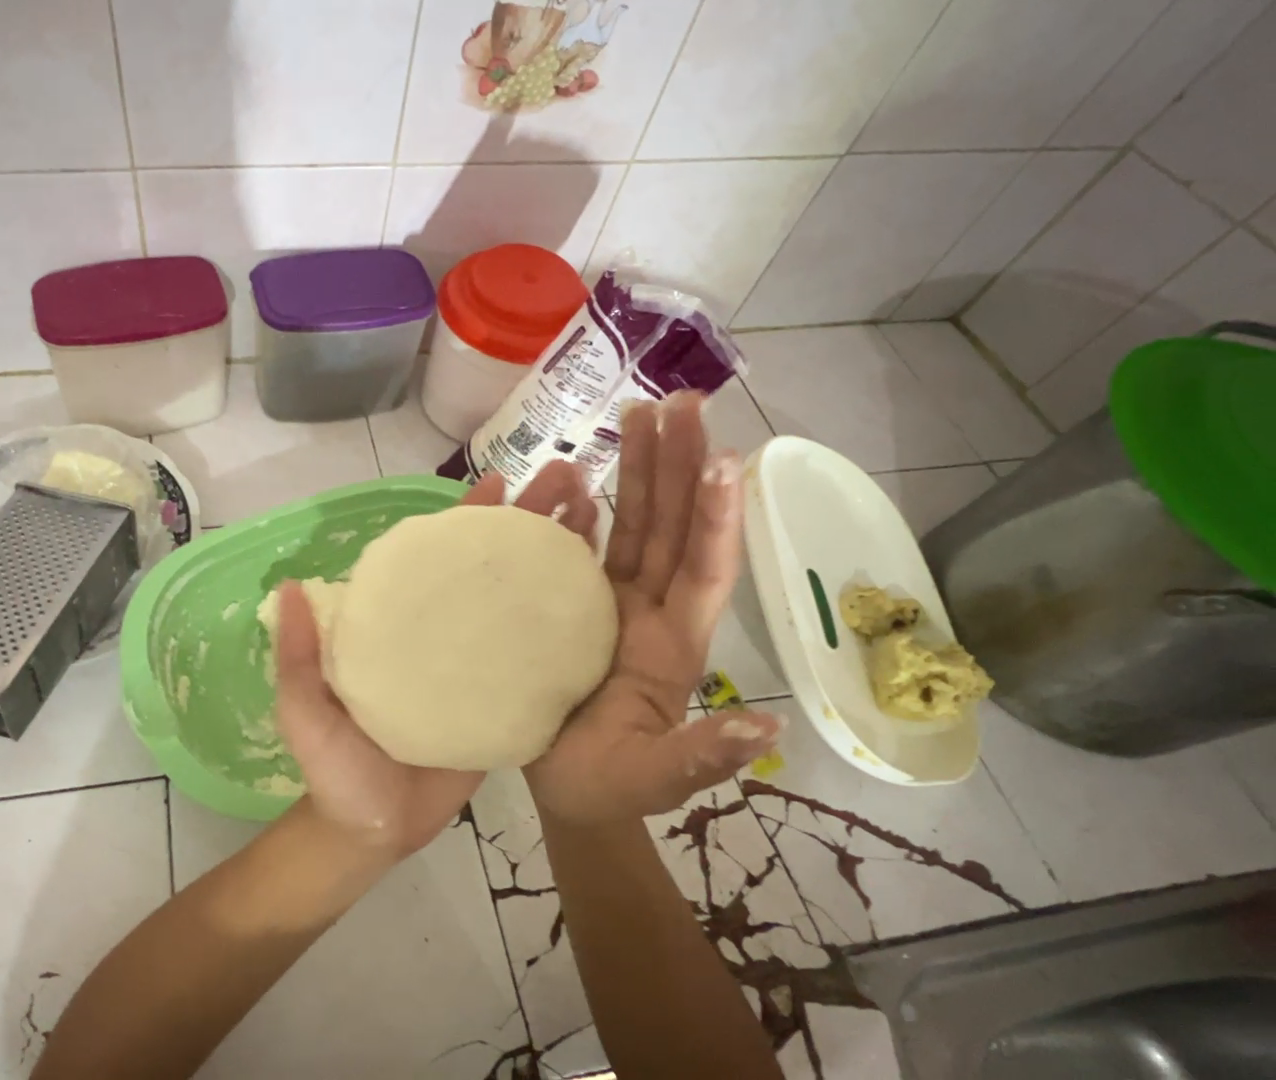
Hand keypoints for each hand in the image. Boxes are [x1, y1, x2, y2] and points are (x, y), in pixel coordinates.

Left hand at [271, 464, 602, 856]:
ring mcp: (481, 667)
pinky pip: (543, 659)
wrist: (374, 834)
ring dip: (559, 557)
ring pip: (524, 601)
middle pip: (491, 566)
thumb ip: (299, 656)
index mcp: (397, 624)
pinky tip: (604, 596)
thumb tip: (289, 589)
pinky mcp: (510, 705)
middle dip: (530, 520)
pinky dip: (571, 626)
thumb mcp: (304, 711)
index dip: (468, 518)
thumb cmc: (334, 771)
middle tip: (573, 480)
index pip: (436, 556)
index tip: (503, 481)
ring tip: (597, 517)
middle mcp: (443, 633)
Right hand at [524, 392, 783, 825]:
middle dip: (678, 465)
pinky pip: (580, 549)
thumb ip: (701, 757)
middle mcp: (652, 611)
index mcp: (676, 644)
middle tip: (679, 402)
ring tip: (637, 415)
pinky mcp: (572, 606)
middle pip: (672, 528)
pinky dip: (578, 511)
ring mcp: (613, 605)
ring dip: (638, 471)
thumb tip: (766, 726)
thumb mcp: (655, 778)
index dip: (716, 517)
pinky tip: (574, 475)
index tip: (722, 457)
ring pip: (632, 526)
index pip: (704, 570)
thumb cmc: (609, 787)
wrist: (567, 792)